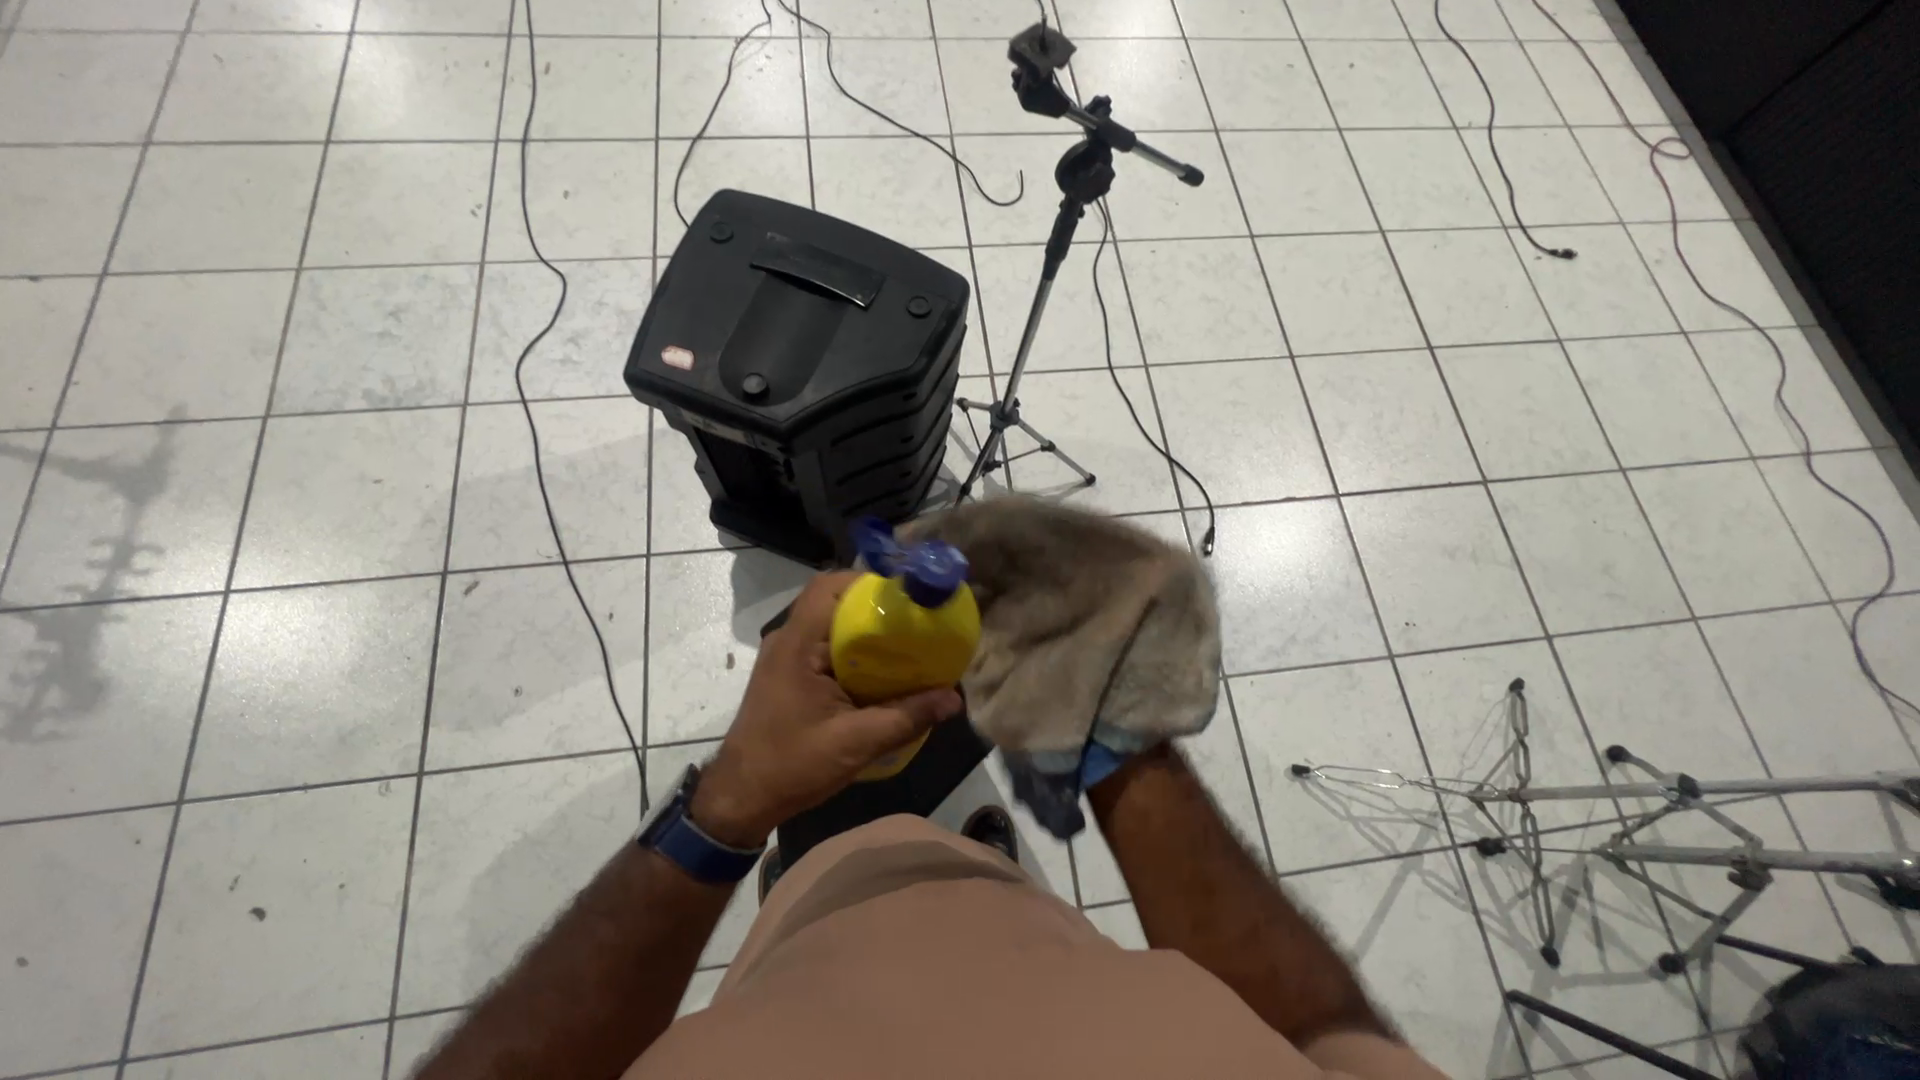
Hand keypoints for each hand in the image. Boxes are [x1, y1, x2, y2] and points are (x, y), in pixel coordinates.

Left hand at [688, 571, 964, 848]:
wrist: (740, 799)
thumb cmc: (791, 766)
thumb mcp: (855, 744)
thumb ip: (906, 717)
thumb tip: (954, 698)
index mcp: (797, 645)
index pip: (829, 587)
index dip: (868, 582)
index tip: (907, 595)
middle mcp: (788, 641)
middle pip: (834, 601)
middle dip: (876, 606)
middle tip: (916, 621)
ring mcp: (786, 658)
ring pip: (830, 624)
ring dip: (865, 629)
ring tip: (907, 643)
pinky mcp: (790, 675)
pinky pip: (825, 646)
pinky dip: (853, 650)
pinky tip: (881, 672)